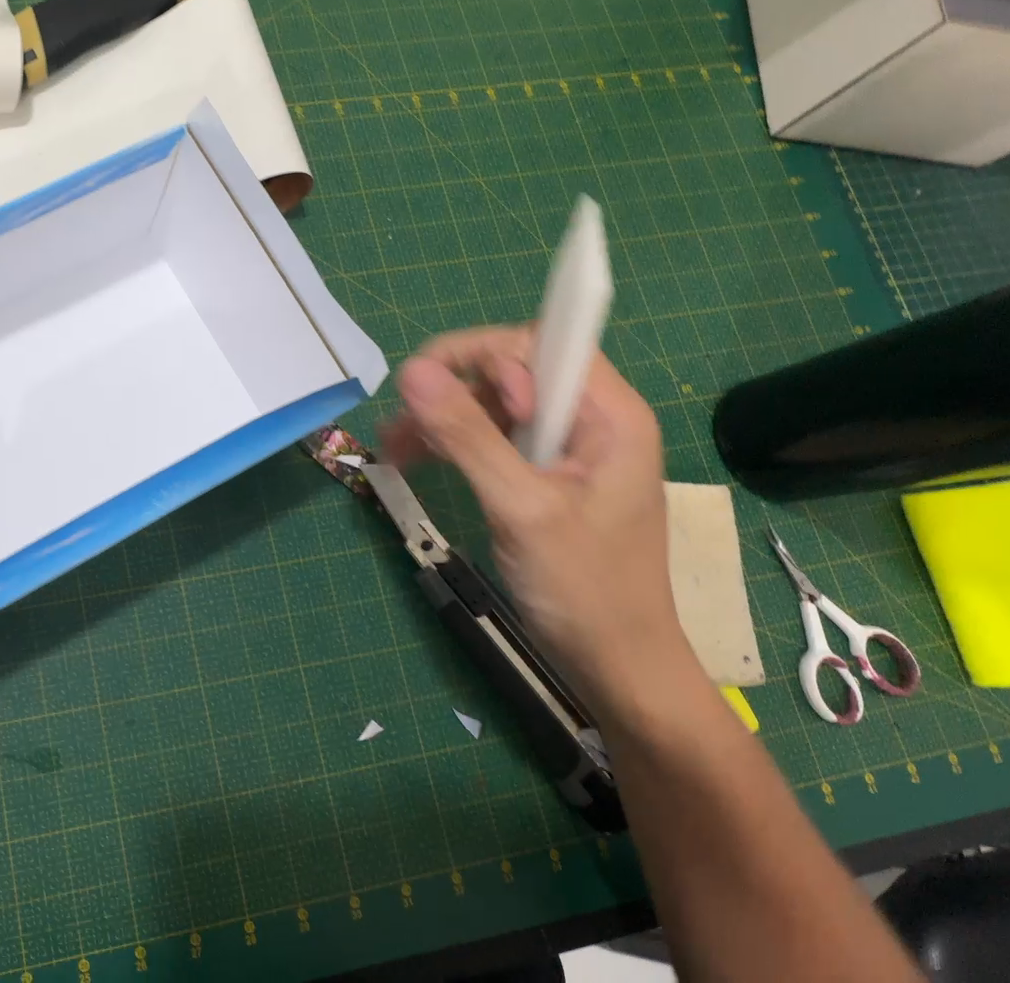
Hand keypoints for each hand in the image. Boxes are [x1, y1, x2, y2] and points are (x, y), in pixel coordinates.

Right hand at [382, 327, 692, 696]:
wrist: (616, 666)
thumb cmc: (583, 588)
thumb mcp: (520, 507)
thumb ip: (467, 436)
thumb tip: (412, 372)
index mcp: (609, 415)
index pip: (540, 344)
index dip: (482, 356)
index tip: (436, 395)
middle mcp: (591, 422)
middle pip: (513, 372)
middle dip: (452, 391)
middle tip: (401, 428)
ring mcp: (568, 453)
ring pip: (496, 407)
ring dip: (443, 421)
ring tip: (394, 449)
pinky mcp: (546, 480)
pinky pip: (495, 442)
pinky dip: (454, 447)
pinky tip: (415, 463)